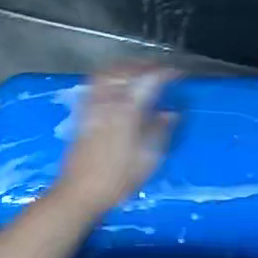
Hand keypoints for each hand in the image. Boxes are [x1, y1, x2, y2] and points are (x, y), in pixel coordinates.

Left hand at [52, 64, 177, 213]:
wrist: (79, 192)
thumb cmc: (117, 179)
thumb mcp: (148, 159)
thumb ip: (160, 131)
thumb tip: (172, 113)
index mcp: (127, 110)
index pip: (149, 80)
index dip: (166, 72)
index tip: (179, 73)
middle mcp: (108, 101)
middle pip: (127, 69)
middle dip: (146, 65)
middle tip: (161, 70)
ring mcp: (92, 105)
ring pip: (109, 72)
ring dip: (126, 67)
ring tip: (140, 71)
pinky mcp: (82, 112)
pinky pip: (95, 82)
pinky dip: (108, 75)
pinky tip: (116, 83)